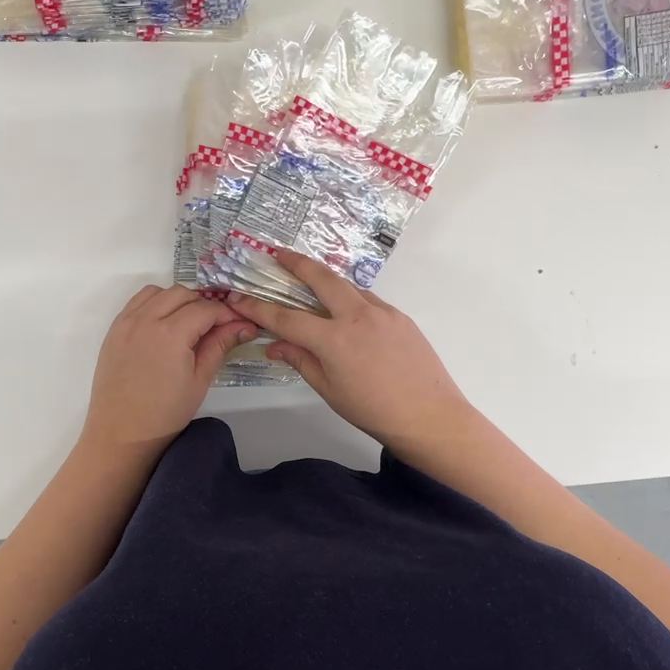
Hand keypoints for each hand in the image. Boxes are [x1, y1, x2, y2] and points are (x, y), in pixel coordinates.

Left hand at [83, 285, 256, 449]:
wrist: (122, 432)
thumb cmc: (165, 414)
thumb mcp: (199, 380)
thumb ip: (219, 346)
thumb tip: (244, 326)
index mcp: (171, 334)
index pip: (206, 309)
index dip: (227, 314)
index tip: (239, 324)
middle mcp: (146, 319)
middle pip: (183, 294)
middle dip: (204, 304)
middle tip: (216, 326)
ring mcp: (126, 322)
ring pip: (158, 292)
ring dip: (177, 300)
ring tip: (188, 323)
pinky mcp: (114, 330)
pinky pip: (137, 302)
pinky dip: (154, 303)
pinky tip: (163, 324)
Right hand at [221, 250, 478, 453]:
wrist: (429, 416)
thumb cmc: (373, 411)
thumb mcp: (329, 390)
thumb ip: (301, 361)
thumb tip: (274, 345)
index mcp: (334, 339)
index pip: (286, 318)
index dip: (259, 307)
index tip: (239, 297)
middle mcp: (357, 316)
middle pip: (321, 277)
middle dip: (297, 262)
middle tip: (278, 253)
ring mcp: (383, 312)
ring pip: (348, 286)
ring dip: (327, 281)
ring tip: (311, 282)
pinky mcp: (401, 317)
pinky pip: (369, 300)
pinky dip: (351, 299)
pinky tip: (347, 314)